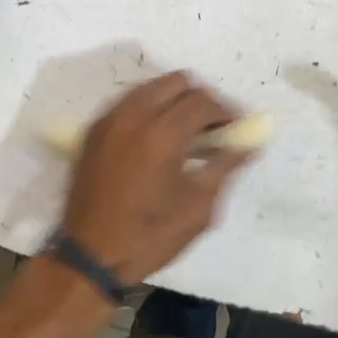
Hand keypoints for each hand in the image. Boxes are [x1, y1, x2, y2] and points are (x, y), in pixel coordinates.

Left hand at [61, 72, 252, 283]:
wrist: (89, 255)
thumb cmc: (149, 237)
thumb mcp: (198, 208)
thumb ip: (225, 166)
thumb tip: (248, 143)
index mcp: (162, 135)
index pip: (203, 102)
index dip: (227, 111)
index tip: (238, 127)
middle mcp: (134, 115)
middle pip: (178, 82)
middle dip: (202, 100)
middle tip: (214, 128)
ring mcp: (110, 118)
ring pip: (152, 86)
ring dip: (175, 100)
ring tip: (188, 131)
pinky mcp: (95, 127)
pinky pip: (130, 101)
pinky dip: (150, 108)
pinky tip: (159, 137)